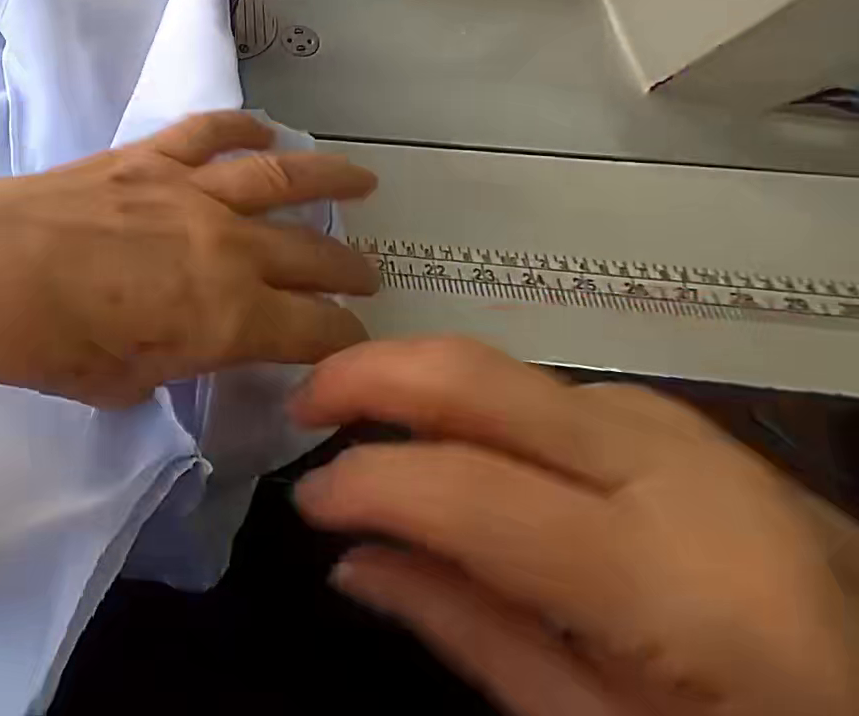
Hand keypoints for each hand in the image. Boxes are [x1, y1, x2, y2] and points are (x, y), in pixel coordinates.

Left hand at [0, 111, 379, 406]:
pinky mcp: (140, 160)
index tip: (345, 349)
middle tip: (362, 280)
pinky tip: (263, 131)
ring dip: (328, 180)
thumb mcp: (116, 383)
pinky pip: (205, 133)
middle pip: (309, 255)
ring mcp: (184, 191)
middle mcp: (224, 246)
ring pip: (279, 178)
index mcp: (226, 317)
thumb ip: (168, 363)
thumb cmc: (36, 343)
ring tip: (362, 182)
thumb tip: (186, 345)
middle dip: (344, 272)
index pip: (316, 333)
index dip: (341, 345)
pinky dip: (239, 128)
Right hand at [290, 337, 857, 715]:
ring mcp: (698, 442)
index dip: (358, 484)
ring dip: (411, 380)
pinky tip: (467, 438)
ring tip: (364, 419)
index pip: (461, 490)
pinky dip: (479, 398)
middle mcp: (687, 482)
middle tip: (303, 409)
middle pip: (473, 376)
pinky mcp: (698, 432)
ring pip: (504, 366)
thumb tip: (349, 561)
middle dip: (359, 375)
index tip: (308, 504)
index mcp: (682, 588)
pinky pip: (552, 387)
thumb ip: (471, 635)